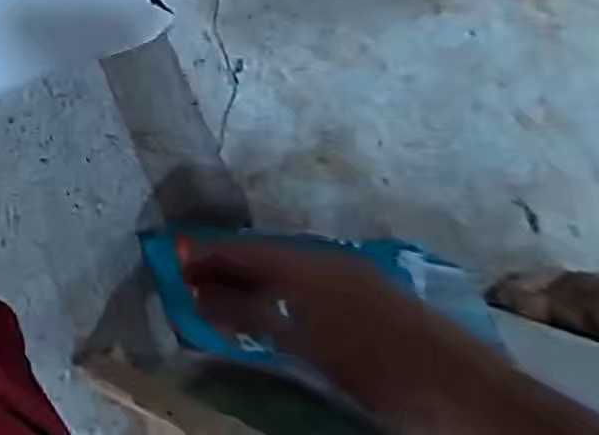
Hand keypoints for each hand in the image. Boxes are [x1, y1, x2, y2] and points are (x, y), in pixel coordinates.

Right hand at [182, 238, 598, 434]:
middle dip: (223, 272)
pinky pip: (310, 290)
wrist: (473, 397)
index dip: (197, 256)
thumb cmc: (369, 357)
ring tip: (232, 309)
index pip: (230, 246)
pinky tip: (282, 319)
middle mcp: (321, 258)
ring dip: (253, 287)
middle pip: (256, 258)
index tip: (170, 269)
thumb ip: (240, 309)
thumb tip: (195, 295)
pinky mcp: (374, 301)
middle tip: (195, 291)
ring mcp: (352, 278)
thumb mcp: (296, 336)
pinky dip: (284, 299)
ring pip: (284, 274)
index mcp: (298, 258)